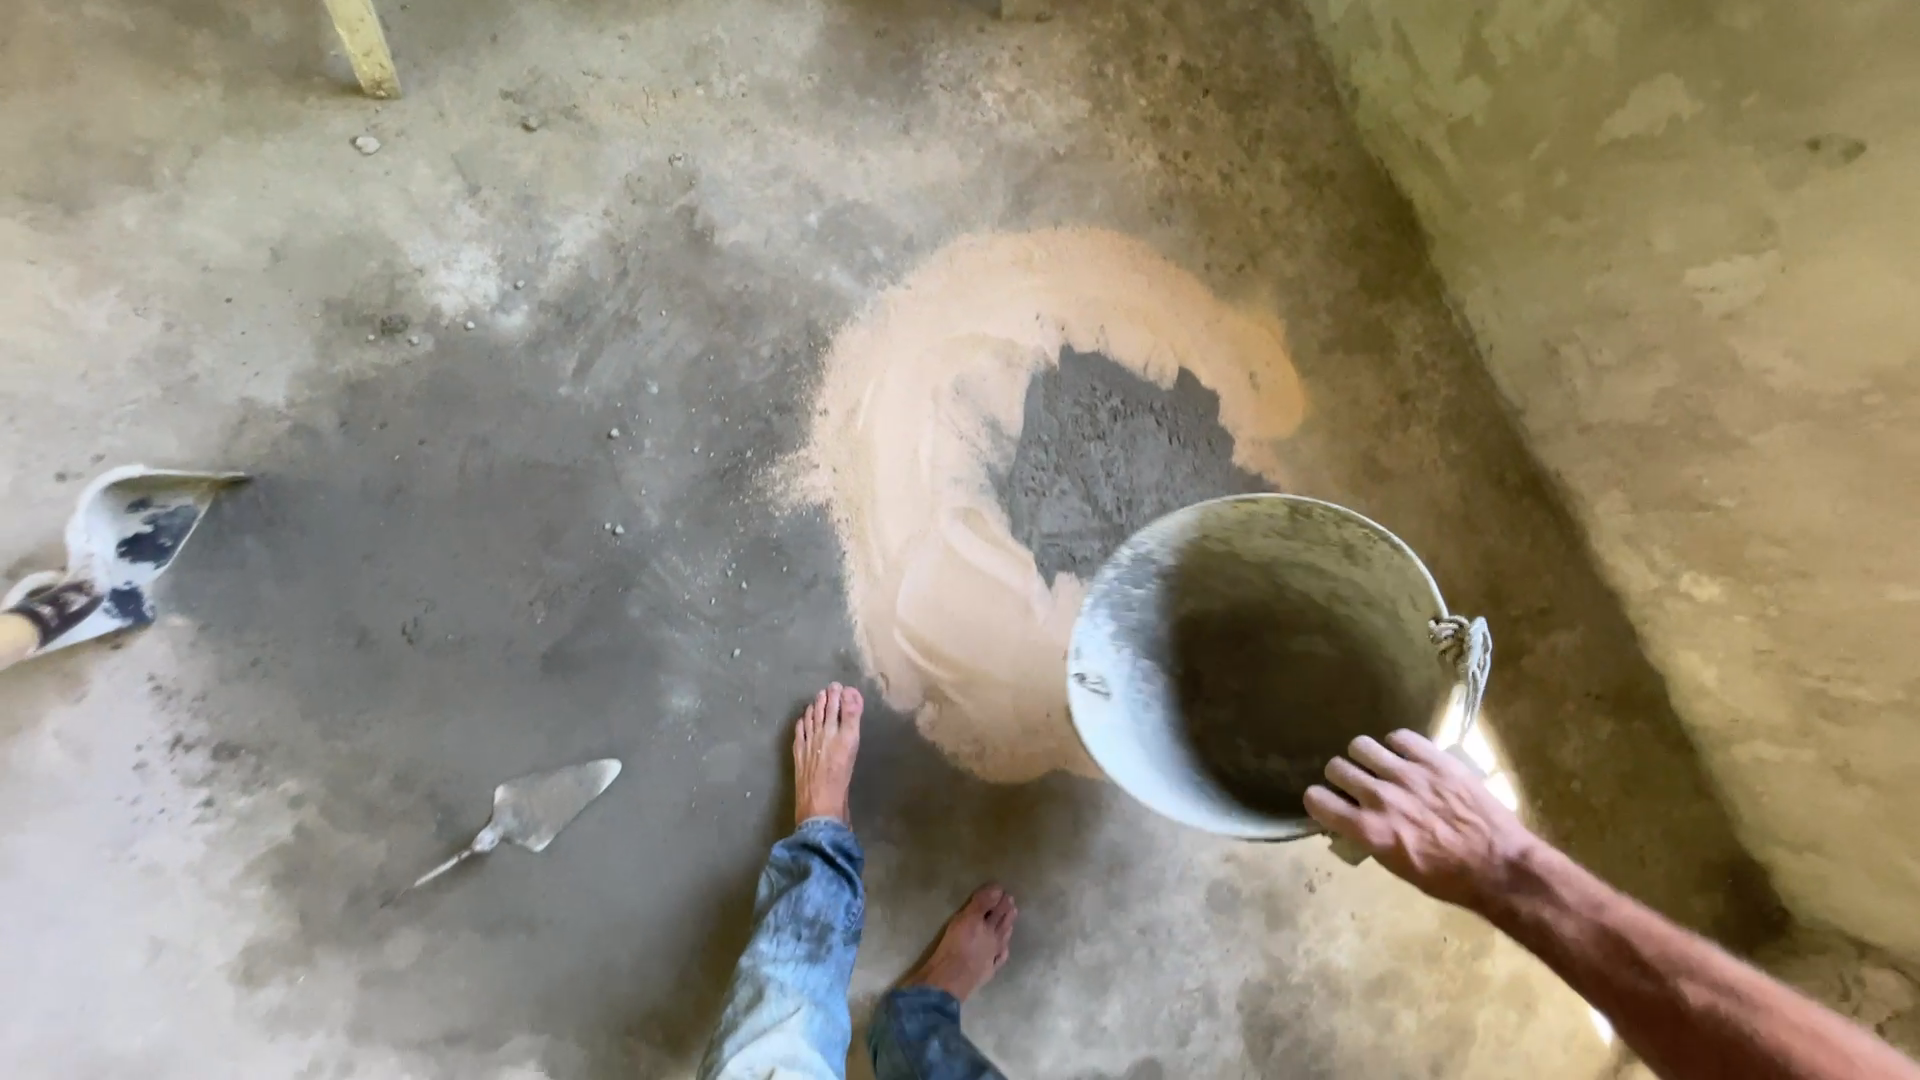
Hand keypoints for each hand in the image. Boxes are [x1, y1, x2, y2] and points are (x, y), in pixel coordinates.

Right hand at [1304, 729, 1539, 911]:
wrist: (1503, 868)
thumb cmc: (1449, 878)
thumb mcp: (1396, 867)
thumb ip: (1368, 836)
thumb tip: (1351, 818)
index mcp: (1369, 830)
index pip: (1316, 799)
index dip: (1320, 800)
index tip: (1332, 804)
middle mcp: (1380, 797)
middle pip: (1336, 767)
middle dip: (1344, 777)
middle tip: (1361, 785)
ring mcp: (1407, 775)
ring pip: (1360, 745)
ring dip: (1367, 758)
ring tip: (1383, 767)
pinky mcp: (1434, 760)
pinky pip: (1399, 736)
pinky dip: (1399, 746)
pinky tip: (1409, 758)